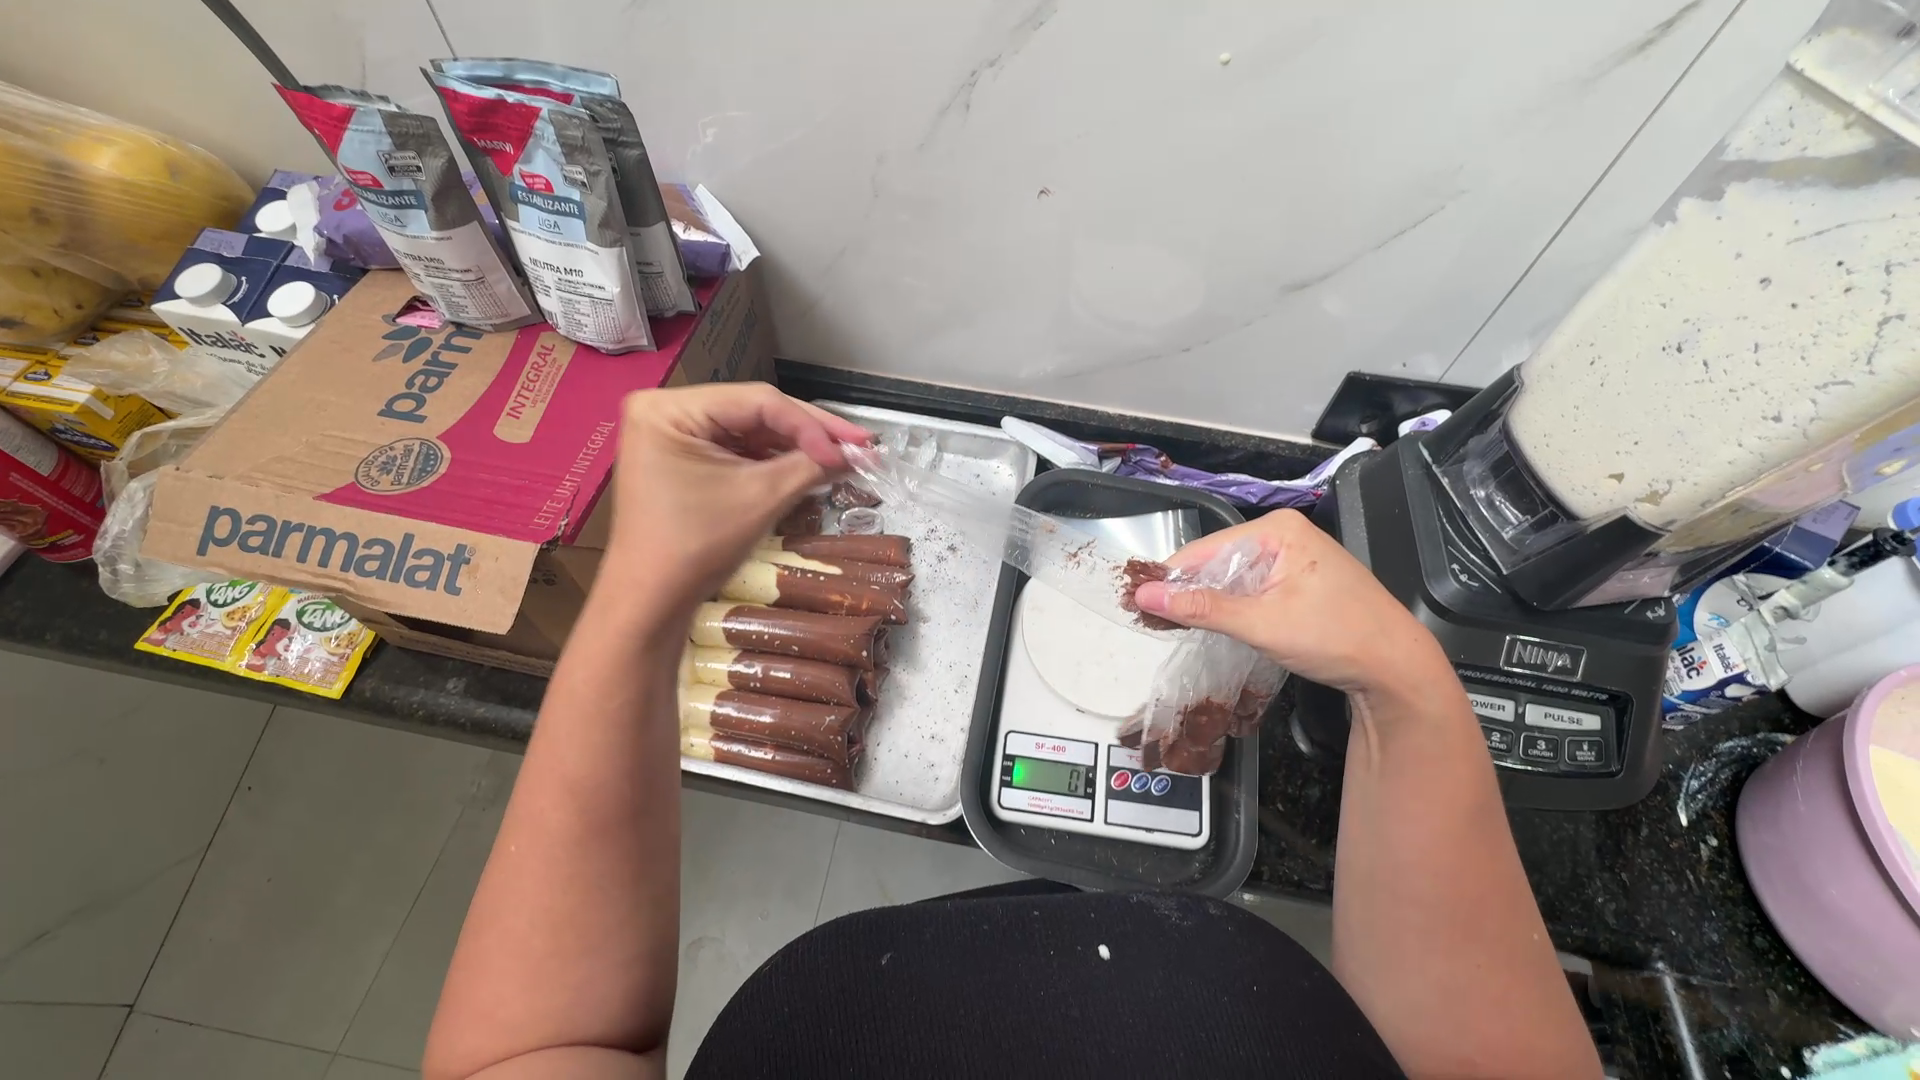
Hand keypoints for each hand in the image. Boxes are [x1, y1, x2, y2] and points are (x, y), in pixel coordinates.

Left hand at [601, 383, 870, 619]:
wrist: (652, 601)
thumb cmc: (697, 546)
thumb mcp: (761, 497)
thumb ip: (812, 465)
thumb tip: (859, 453)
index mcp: (670, 408)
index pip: (758, 401)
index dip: (812, 425)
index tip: (856, 449)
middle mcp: (666, 410)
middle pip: (755, 412)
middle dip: (810, 433)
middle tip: (863, 445)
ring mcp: (674, 436)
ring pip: (751, 431)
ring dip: (797, 447)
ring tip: (846, 458)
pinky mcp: (684, 460)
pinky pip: (738, 450)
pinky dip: (774, 461)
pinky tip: (812, 466)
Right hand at [1132, 510, 1450, 706]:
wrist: (1397, 668)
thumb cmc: (1335, 637)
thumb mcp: (1260, 623)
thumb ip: (1201, 608)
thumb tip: (1145, 596)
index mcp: (1277, 529)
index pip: (1205, 550)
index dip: (1170, 578)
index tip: (1138, 603)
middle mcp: (1285, 533)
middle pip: (1218, 561)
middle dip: (1189, 590)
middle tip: (1154, 619)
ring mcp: (1296, 556)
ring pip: (1234, 576)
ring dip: (1209, 600)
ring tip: (1176, 624)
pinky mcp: (1301, 579)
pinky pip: (1253, 586)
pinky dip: (1233, 605)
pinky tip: (1216, 623)